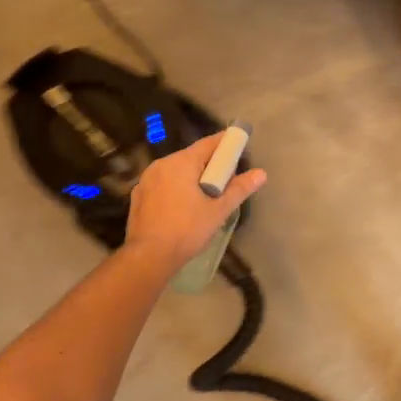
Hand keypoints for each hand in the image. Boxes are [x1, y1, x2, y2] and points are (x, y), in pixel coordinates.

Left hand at [122, 131, 266, 272]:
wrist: (149, 256)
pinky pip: (163, 184)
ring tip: (205, 197)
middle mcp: (161, 165)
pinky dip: (175, 189)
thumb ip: (239, 189)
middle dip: (210, 165)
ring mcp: (146, 180)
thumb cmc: (187, 230)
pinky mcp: (138, 196)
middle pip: (191, 157)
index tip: (239, 145)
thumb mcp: (218, 210)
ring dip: (192, 178)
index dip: (226, 144)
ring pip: (176, 171)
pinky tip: (182, 208)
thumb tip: (261, 173)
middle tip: (226, 180)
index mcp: (181, 163)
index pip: (208, 144)